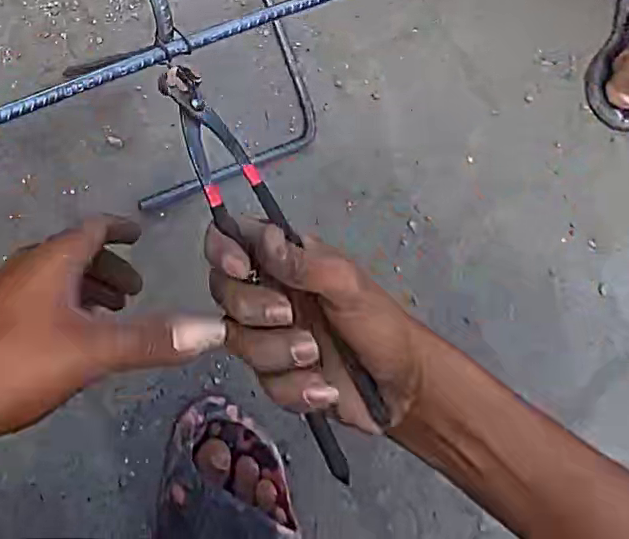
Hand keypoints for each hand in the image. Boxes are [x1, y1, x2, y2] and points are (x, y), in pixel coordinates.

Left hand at [0, 215, 225, 444]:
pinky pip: (44, 297)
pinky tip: (76, 338)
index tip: (140, 232)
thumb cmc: (16, 358)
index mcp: (53, 259)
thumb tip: (210, 327)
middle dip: (109, 265)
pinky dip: (70, 305)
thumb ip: (148, 339)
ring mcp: (10, 289)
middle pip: (76, 252)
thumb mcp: (90, 350)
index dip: (119, 228)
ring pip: (59, 277)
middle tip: (137, 287)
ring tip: (115, 312)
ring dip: (89, 287)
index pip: (93, 229)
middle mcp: (30, 264)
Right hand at [205, 220, 428, 434]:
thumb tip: (265, 239)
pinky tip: (324, 386)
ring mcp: (264, 333)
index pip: (226, 238)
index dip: (221, 249)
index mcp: (275, 258)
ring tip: (315, 354)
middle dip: (252, 308)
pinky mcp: (274, 373)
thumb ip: (305, 262)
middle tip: (288, 315)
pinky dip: (295, 386)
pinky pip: (264, 381)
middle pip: (223, 291)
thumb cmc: (381, 324)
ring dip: (277, 351)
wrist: (408, 390)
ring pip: (238, 340)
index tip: (240, 268)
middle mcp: (262, 291)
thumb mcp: (348, 284)